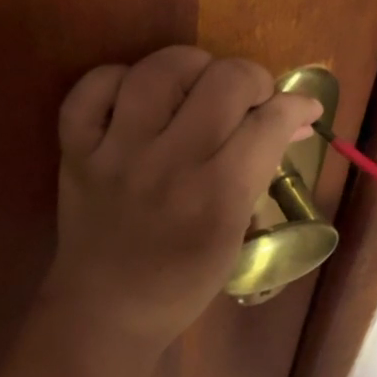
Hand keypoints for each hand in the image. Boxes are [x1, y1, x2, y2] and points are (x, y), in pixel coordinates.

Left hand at [43, 46, 320, 352]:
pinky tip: (136, 97)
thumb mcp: (234, 237)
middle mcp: (168, 165)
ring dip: (191, 66)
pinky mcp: (76, 151)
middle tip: (249, 99)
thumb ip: (260, 173)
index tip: (300, 107)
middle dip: (250, 79)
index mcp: (217, 197)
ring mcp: (116, 153)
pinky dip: (117, 79)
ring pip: (159, 69)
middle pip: (223, 81)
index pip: (267, 121)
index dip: (295, 103)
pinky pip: (92, 87)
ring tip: (197, 84)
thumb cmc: (181, 283)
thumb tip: (291, 120)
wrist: (106, 310)